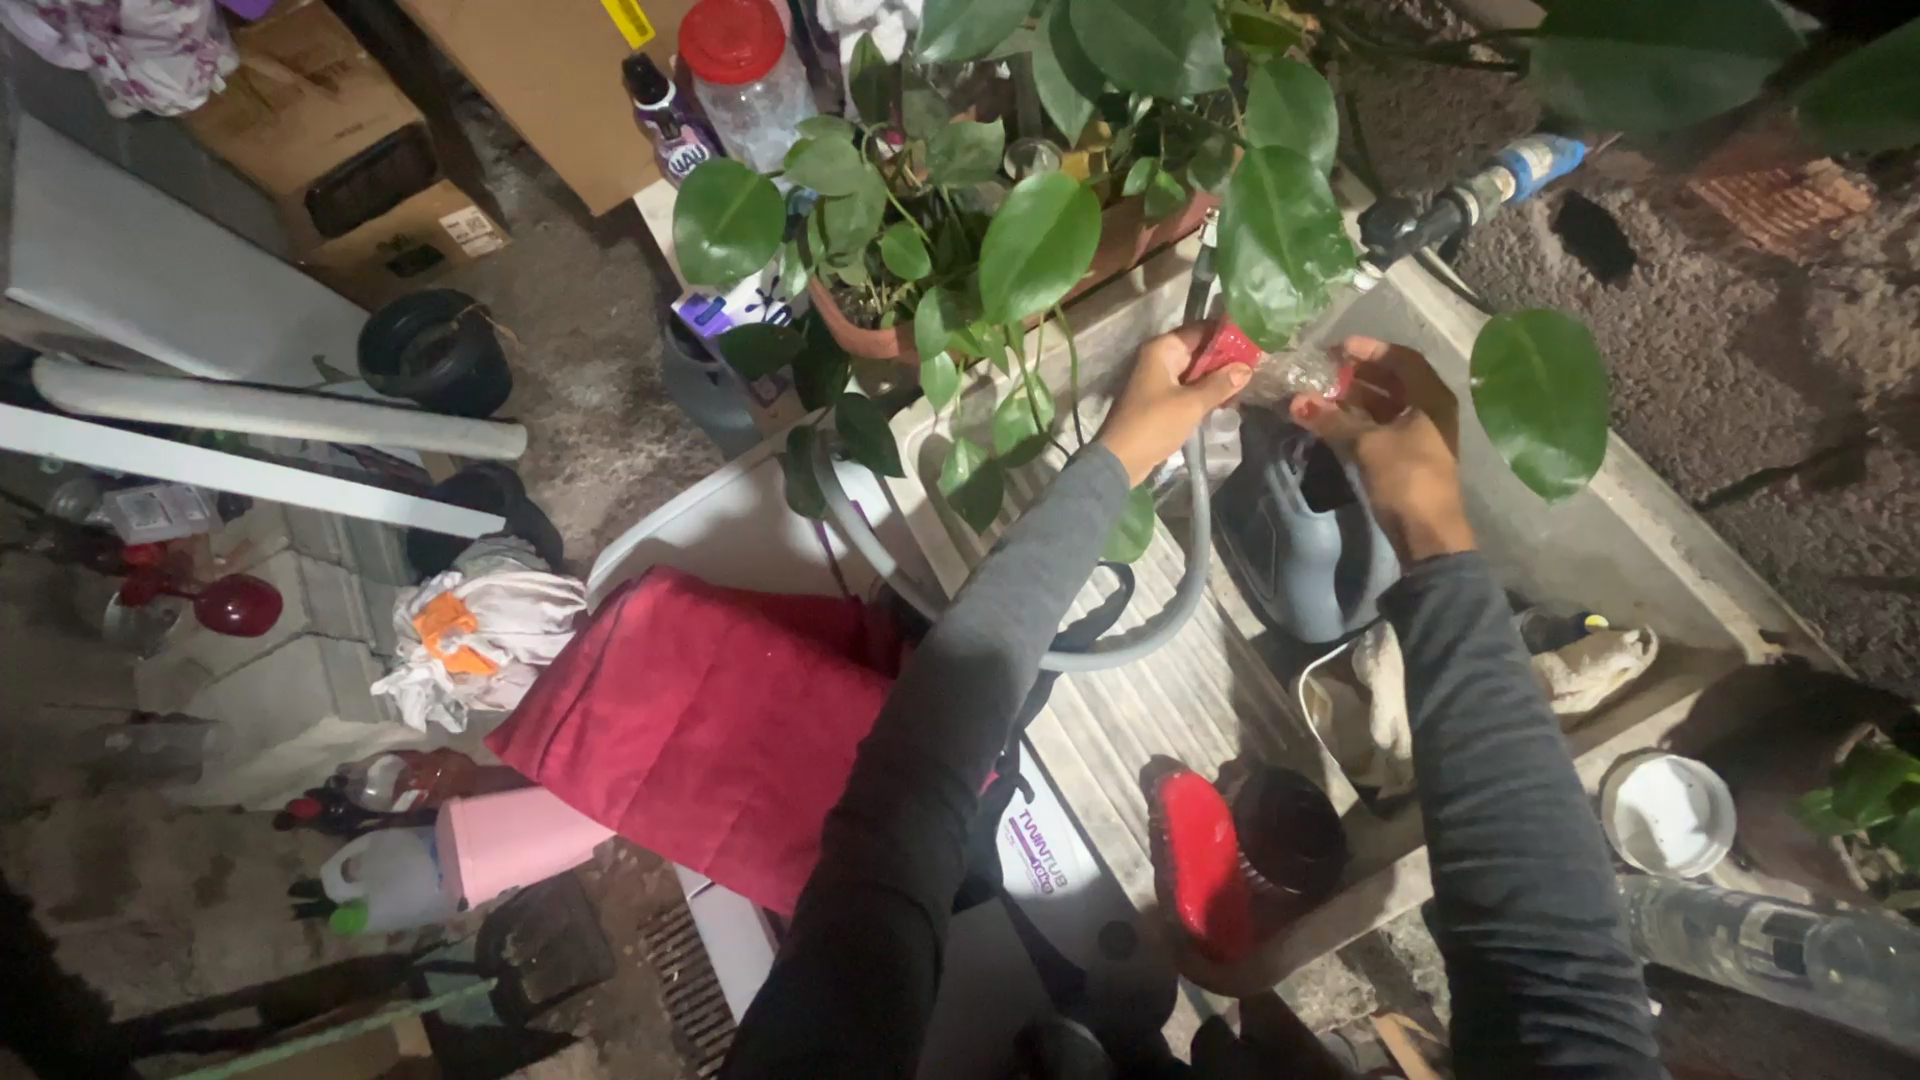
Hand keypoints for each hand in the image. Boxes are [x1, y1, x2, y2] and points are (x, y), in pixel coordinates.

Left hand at [1096, 323, 1251, 485]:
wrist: (1120, 459)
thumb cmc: (1154, 424)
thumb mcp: (1192, 403)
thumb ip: (1220, 383)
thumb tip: (1246, 368)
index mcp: (1162, 349)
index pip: (1201, 330)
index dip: (1227, 334)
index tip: (1254, 340)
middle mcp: (1158, 359)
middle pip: (1199, 351)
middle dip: (1225, 358)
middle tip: (1257, 363)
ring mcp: (1158, 381)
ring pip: (1194, 372)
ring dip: (1217, 378)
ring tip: (1249, 380)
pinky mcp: (1159, 401)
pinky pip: (1187, 389)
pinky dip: (1204, 392)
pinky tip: (1227, 399)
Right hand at [1288, 336, 1474, 562]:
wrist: (1426, 531)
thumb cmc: (1406, 478)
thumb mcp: (1367, 444)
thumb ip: (1332, 419)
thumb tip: (1295, 401)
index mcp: (1431, 398)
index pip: (1402, 360)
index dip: (1370, 350)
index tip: (1337, 349)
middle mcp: (1429, 410)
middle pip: (1392, 381)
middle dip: (1357, 374)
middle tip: (1323, 371)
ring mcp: (1417, 433)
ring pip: (1382, 405)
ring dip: (1352, 398)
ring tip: (1320, 393)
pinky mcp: (1403, 455)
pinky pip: (1377, 426)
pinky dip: (1355, 419)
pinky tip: (1330, 419)